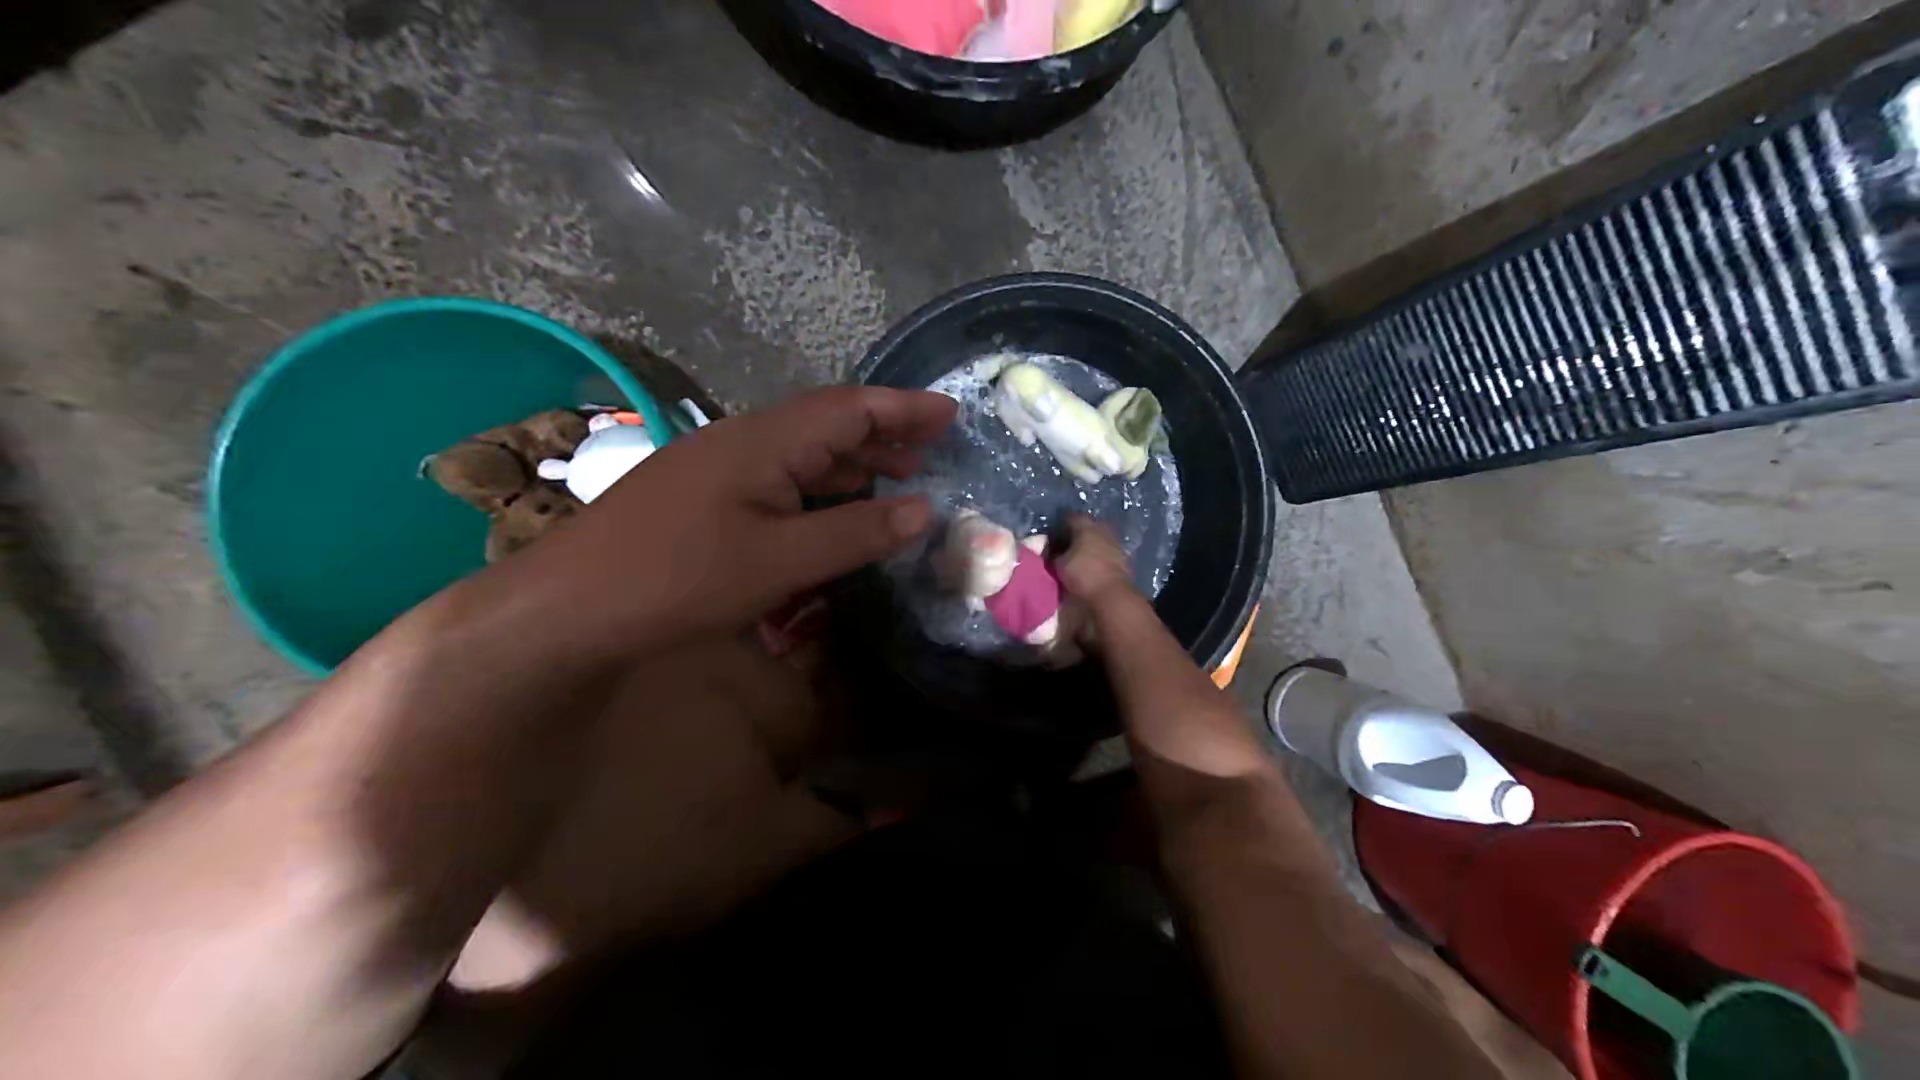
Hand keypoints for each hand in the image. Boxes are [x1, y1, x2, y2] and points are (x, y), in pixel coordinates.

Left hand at [498, 386, 957, 659]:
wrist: (572, 606)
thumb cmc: (680, 578)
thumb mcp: (781, 560)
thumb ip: (857, 532)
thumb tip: (925, 508)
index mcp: (764, 441)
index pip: (850, 408)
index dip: (904, 408)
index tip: (951, 414)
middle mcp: (743, 440)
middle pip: (827, 423)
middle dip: (884, 433)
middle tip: (933, 449)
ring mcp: (719, 467)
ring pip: (802, 452)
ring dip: (852, 461)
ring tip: (899, 475)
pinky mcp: (706, 496)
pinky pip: (779, 478)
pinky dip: (819, 488)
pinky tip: (835, 508)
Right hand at [1055, 514, 1138, 608]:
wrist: (1112, 594)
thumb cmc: (1082, 574)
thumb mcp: (1058, 565)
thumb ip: (1053, 554)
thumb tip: (1049, 549)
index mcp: (1086, 527)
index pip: (1072, 517)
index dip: (1063, 525)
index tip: (1056, 535)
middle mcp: (1103, 530)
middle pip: (1089, 526)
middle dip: (1079, 533)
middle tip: (1069, 545)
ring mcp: (1116, 543)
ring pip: (1101, 538)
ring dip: (1092, 544)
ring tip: (1082, 557)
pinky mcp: (1124, 558)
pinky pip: (1109, 551)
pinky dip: (1102, 556)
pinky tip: (1095, 566)